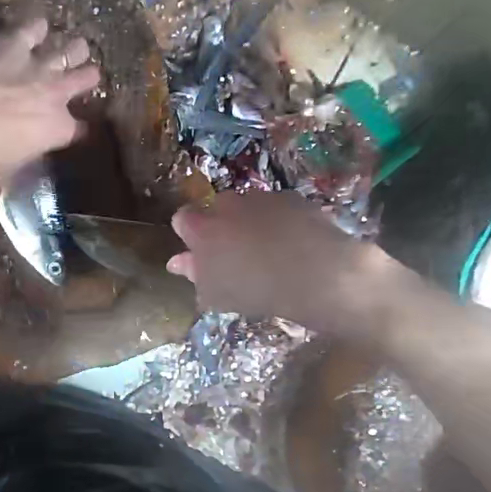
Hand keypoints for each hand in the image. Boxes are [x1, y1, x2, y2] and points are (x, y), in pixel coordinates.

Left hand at [0, 18, 98, 204]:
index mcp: (59, 130)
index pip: (78, 129)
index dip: (78, 128)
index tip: (77, 129)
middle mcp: (56, 95)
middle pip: (81, 81)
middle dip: (87, 77)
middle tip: (93, 71)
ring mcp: (36, 66)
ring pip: (64, 53)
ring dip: (72, 49)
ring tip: (81, 44)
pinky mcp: (13, 45)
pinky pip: (29, 32)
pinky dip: (34, 28)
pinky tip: (39, 22)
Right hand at [166, 192, 405, 333]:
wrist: (314, 274)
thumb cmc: (254, 290)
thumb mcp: (216, 293)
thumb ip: (194, 273)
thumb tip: (177, 262)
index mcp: (202, 228)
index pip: (182, 219)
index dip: (190, 235)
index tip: (201, 254)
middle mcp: (227, 203)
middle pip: (216, 209)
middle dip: (221, 226)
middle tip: (235, 255)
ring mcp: (261, 197)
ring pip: (247, 206)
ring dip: (250, 222)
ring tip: (268, 252)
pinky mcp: (292, 198)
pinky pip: (277, 208)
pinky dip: (279, 221)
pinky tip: (293, 244)